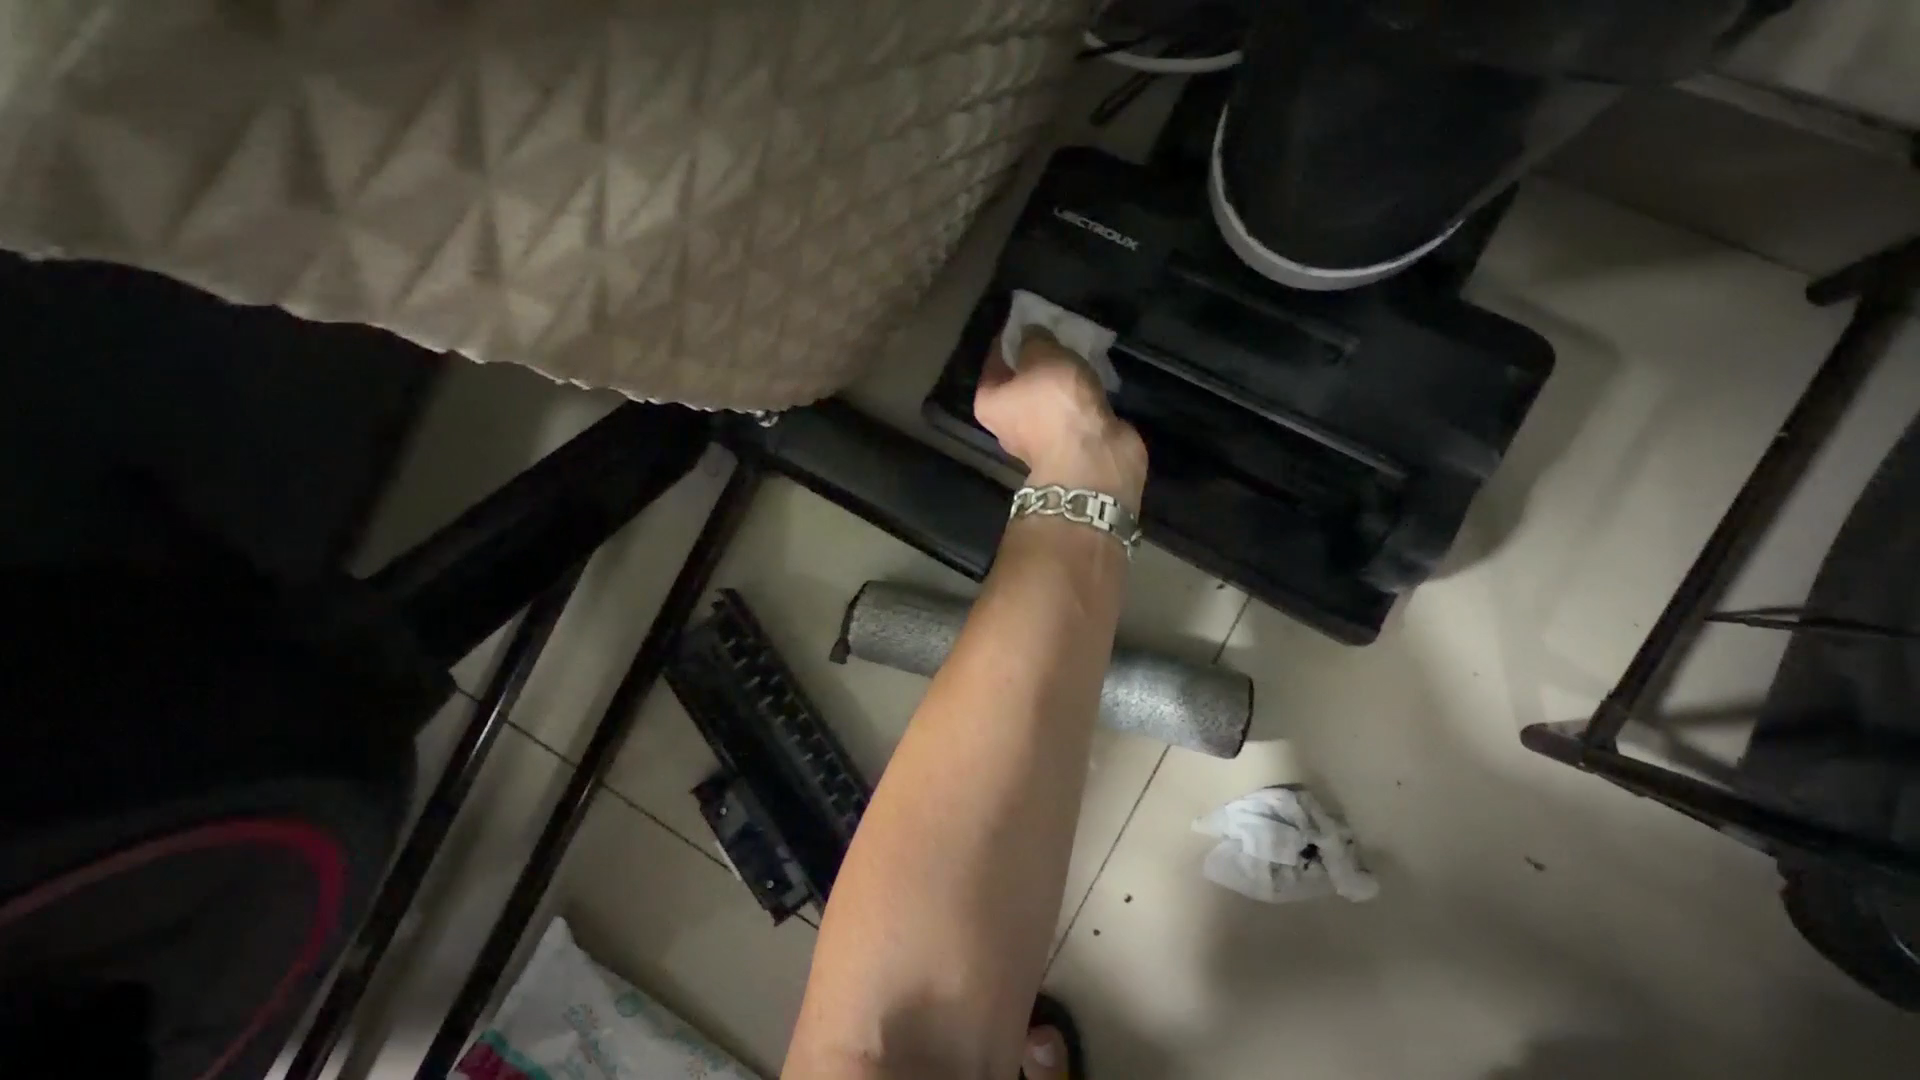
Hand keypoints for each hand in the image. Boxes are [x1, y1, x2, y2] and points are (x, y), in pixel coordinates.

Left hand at [975, 330, 1146, 507]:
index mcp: (989, 403)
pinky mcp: (1068, 446)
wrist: (1093, 457)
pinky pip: (1070, 411)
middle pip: (1020, 381)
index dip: (1011, 336)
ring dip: (1061, 378)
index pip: (994, 359)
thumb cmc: (1056, 403)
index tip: (1029, 317)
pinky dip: (1079, 396)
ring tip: (1079, 351)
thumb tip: (1031, 333)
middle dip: (1037, 358)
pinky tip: (1092, 377)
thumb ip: (1034, 339)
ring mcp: (1039, 439)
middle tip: (1058, 333)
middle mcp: (1007, 424)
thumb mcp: (1042, 355)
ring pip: (1046, 397)